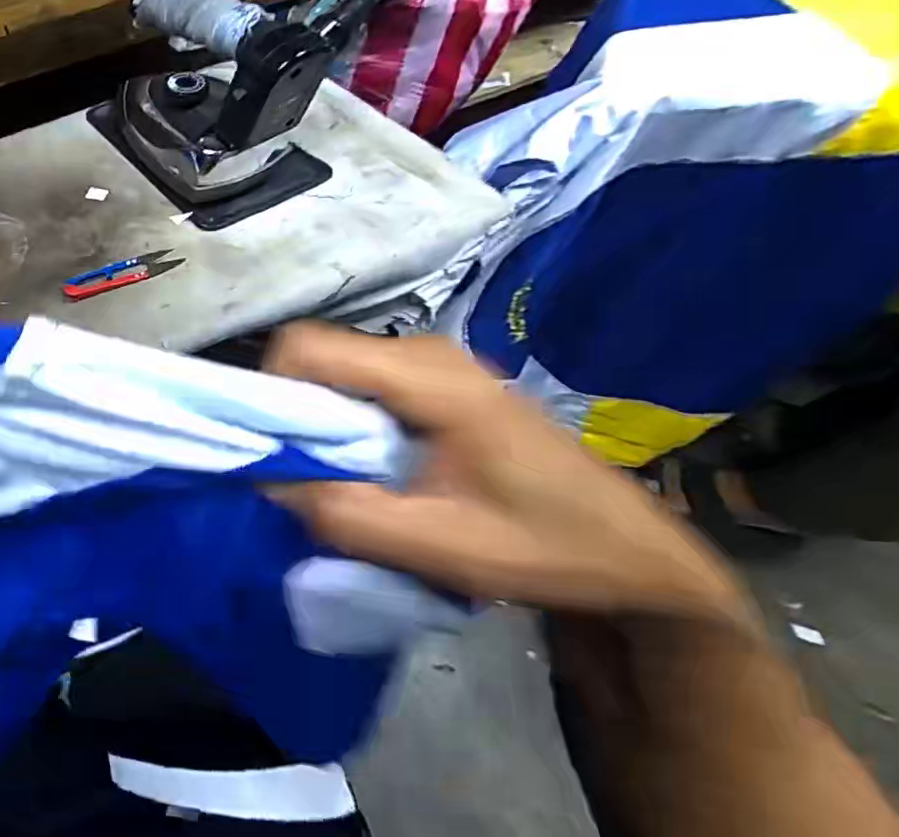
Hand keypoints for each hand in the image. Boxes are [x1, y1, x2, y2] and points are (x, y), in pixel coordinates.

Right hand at [263, 324, 754, 626]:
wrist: (630, 551)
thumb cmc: (542, 546)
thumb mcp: (438, 544)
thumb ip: (344, 514)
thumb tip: (269, 480)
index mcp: (426, 375)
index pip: (307, 346)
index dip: (271, 390)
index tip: (267, 447)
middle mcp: (426, 351)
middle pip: (322, 356)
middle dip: (295, 411)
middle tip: (300, 474)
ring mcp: (438, 363)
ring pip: (343, 371)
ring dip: (324, 420)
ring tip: (336, 477)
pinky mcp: (444, 382)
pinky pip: (370, 385)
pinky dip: (351, 421)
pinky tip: (374, 468)